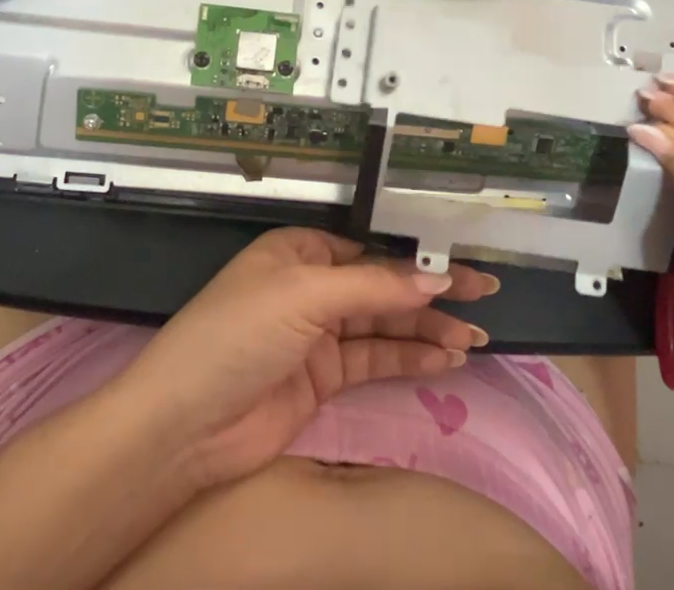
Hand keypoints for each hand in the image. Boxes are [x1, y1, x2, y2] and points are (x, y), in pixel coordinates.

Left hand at [116, 227, 495, 488]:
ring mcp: (317, 335)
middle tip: (487, 299)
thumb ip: (375, 286)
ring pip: (385, 325)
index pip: (370, 248)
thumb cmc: (238, 335)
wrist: (186, 424)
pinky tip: (446, 359)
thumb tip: (439, 277)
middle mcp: (311, 288)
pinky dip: (410, 358)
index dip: (417, 258)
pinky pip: (375, 359)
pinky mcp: (323, 378)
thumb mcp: (305, 296)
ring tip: (475, 339)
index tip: (464, 266)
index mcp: (299, 253)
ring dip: (429, 330)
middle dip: (433, 294)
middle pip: (383, 286)